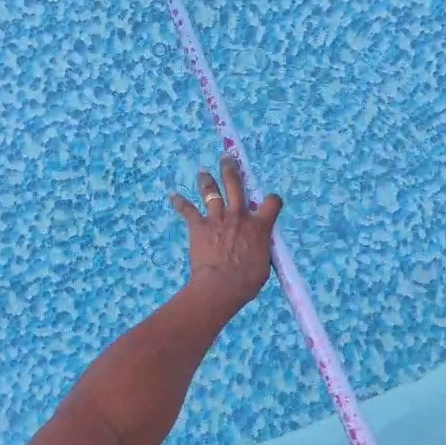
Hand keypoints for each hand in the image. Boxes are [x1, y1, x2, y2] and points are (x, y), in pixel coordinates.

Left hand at [169, 154, 281, 307]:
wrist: (221, 286)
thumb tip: (258, 249)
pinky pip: (188, 210)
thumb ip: (261, 249)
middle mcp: (239, 216)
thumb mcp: (264, 264)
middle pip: (235, 185)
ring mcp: (218, 219)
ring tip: (203, 171)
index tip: (271, 201)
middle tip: (227, 158)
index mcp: (259, 226)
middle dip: (231, 170)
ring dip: (207, 180)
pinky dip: (180, 202)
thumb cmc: (246, 281)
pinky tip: (173, 196)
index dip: (272, 200)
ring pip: (211, 192)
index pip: (272, 203)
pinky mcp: (199, 227)